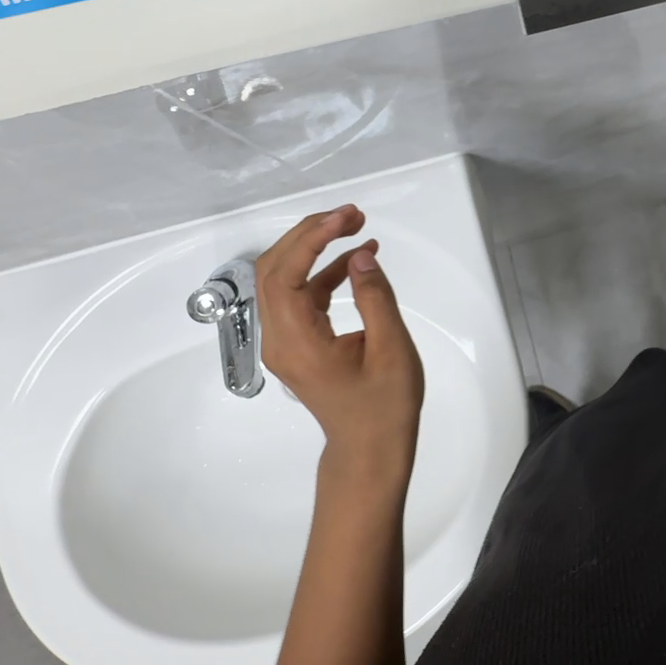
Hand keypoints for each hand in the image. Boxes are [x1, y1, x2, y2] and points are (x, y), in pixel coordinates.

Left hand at [256, 206, 423, 482]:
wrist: (370, 451)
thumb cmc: (384, 406)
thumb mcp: (391, 349)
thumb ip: (375, 298)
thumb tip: (361, 255)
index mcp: (296, 342)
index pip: (285, 275)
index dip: (311, 239)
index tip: (346, 218)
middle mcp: (279, 338)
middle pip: (275, 270)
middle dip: (309, 234)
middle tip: (352, 214)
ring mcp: (285, 341)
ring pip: (284, 279)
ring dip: (315, 247)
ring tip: (357, 226)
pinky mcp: (299, 342)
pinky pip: (302, 295)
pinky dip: (325, 271)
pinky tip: (358, 259)